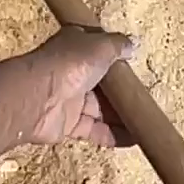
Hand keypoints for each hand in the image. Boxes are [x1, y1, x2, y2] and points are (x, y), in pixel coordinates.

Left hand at [16, 26, 138, 146]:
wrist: (38, 98)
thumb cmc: (70, 64)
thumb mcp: (100, 46)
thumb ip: (118, 45)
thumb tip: (134, 44)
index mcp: (77, 46)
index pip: (99, 48)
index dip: (116, 55)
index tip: (135, 64)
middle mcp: (73, 70)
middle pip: (102, 82)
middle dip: (121, 91)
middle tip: (145, 98)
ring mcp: (71, 98)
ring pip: (101, 108)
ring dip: (121, 115)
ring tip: (145, 121)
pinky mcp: (69, 124)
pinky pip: (96, 130)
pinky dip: (114, 135)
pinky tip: (135, 138)